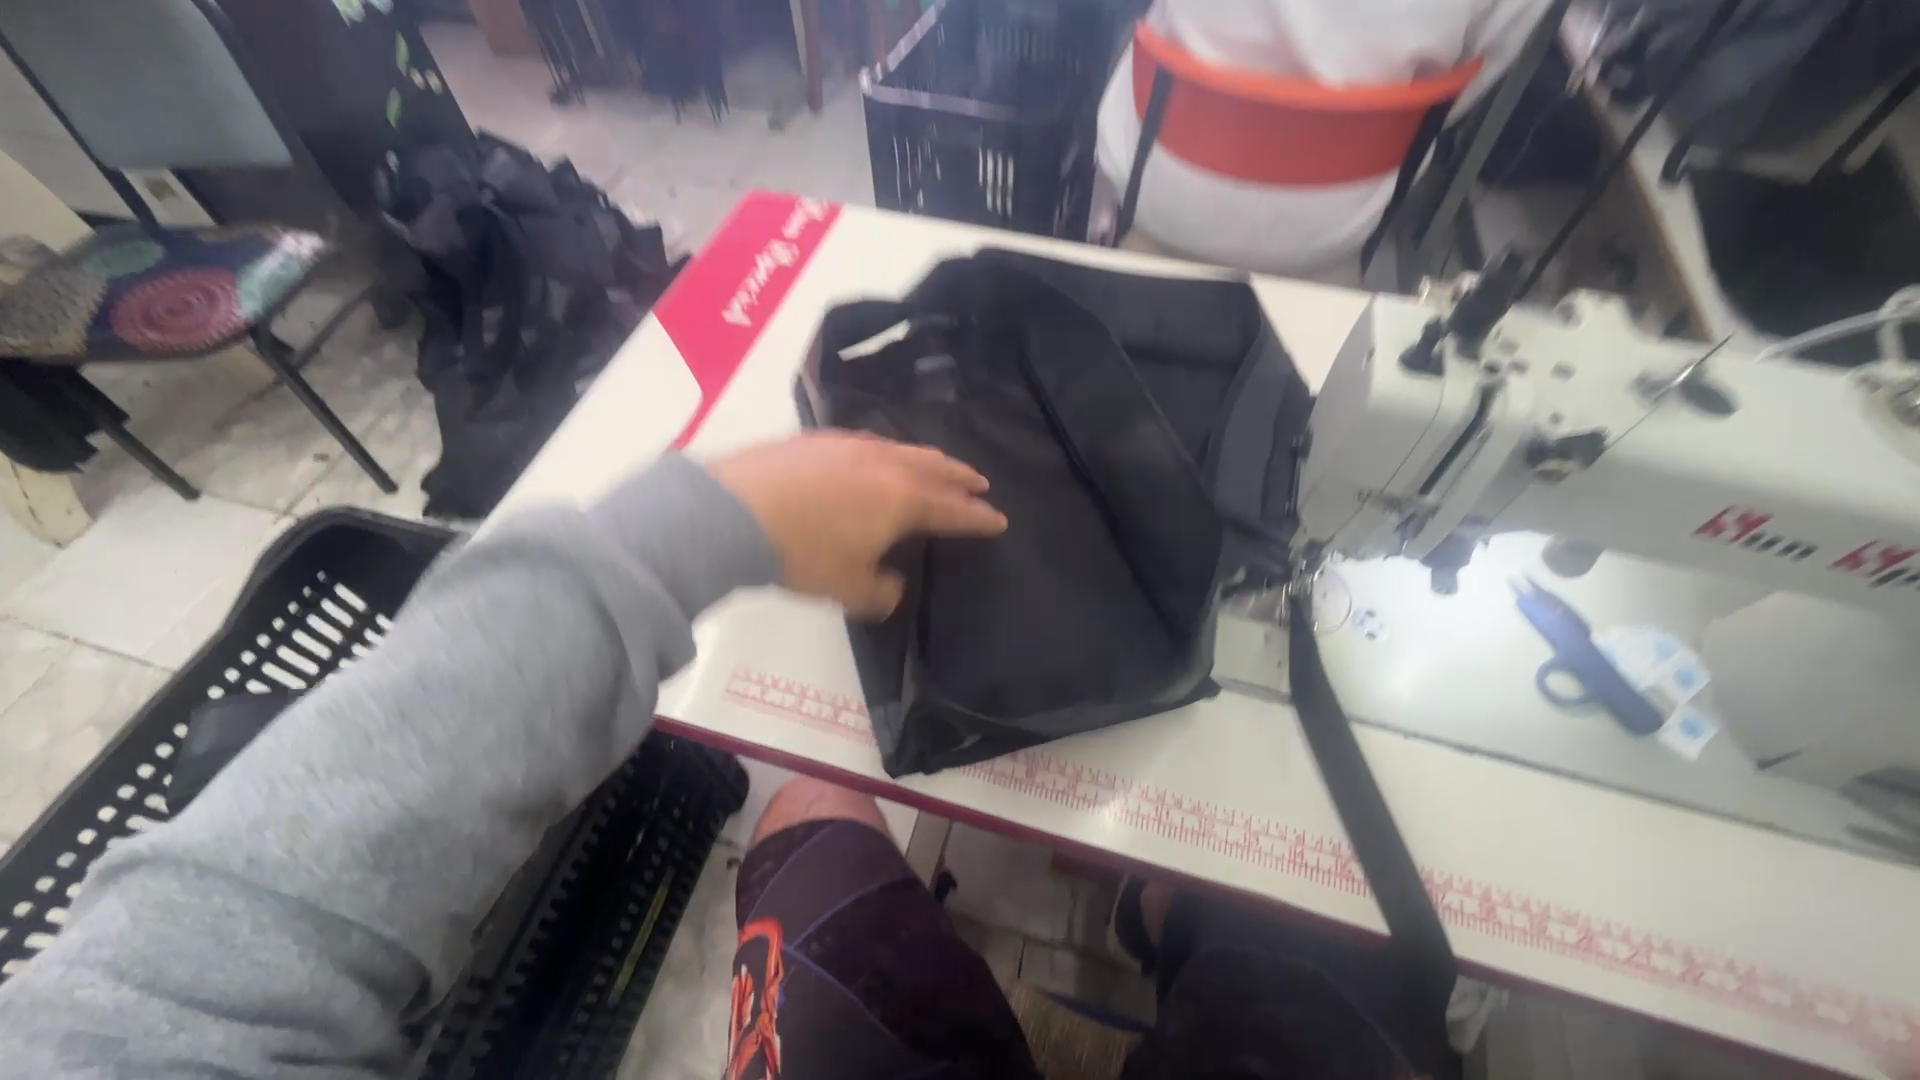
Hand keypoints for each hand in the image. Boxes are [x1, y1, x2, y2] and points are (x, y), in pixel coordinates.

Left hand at [707, 432, 1007, 617]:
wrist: (734, 511)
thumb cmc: (802, 552)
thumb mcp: (848, 587)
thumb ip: (879, 591)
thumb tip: (891, 587)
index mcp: (903, 500)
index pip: (953, 510)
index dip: (978, 518)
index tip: (998, 520)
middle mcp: (885, 464)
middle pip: (935, 468)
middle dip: (961, 478)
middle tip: (980, 483)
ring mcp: (850, 446)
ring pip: (903, 449)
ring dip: (928, 460)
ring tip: (937, 466)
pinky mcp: (817, 440)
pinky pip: (869, 443)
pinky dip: (888, 453)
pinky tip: (876, 457)